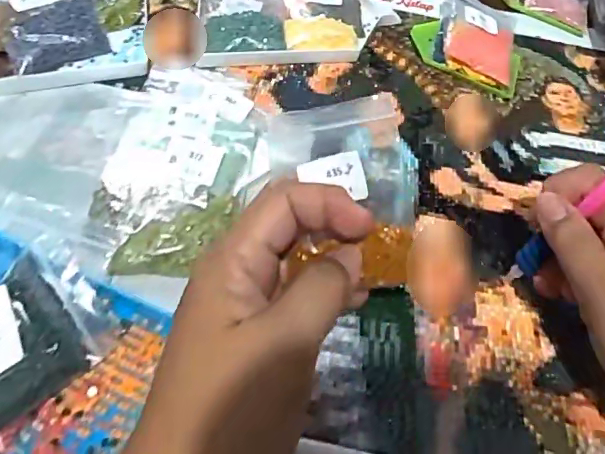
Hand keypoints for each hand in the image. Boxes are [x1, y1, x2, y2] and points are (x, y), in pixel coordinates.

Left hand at [125, 181, 373, 453]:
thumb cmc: (232, 404)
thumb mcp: (284, 344)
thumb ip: (321, 289)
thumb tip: (350, 253)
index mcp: (232, 257)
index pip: (284, 199)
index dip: (329, 201)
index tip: (369, 228)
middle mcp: (234, 267)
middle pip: (286, 219)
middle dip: (330, 217)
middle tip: (372, 241)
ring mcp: (240, 299)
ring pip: (290, 252)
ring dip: (329, 250)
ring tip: (367, 269)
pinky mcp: (250, 330)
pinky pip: (290, 287)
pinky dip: (322, 284)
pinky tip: (349, 299)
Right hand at [531, 165, 604, 453]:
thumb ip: (575, 247)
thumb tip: (544, 196)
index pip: (590, 180)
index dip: (555, 195)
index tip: (531, 232)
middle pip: (593, 207)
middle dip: (558, 230)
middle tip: (536, 271)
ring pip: (601, 235)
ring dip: (569, 255)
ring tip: (550, 292)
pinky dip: (591, 273)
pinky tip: (577, 302)